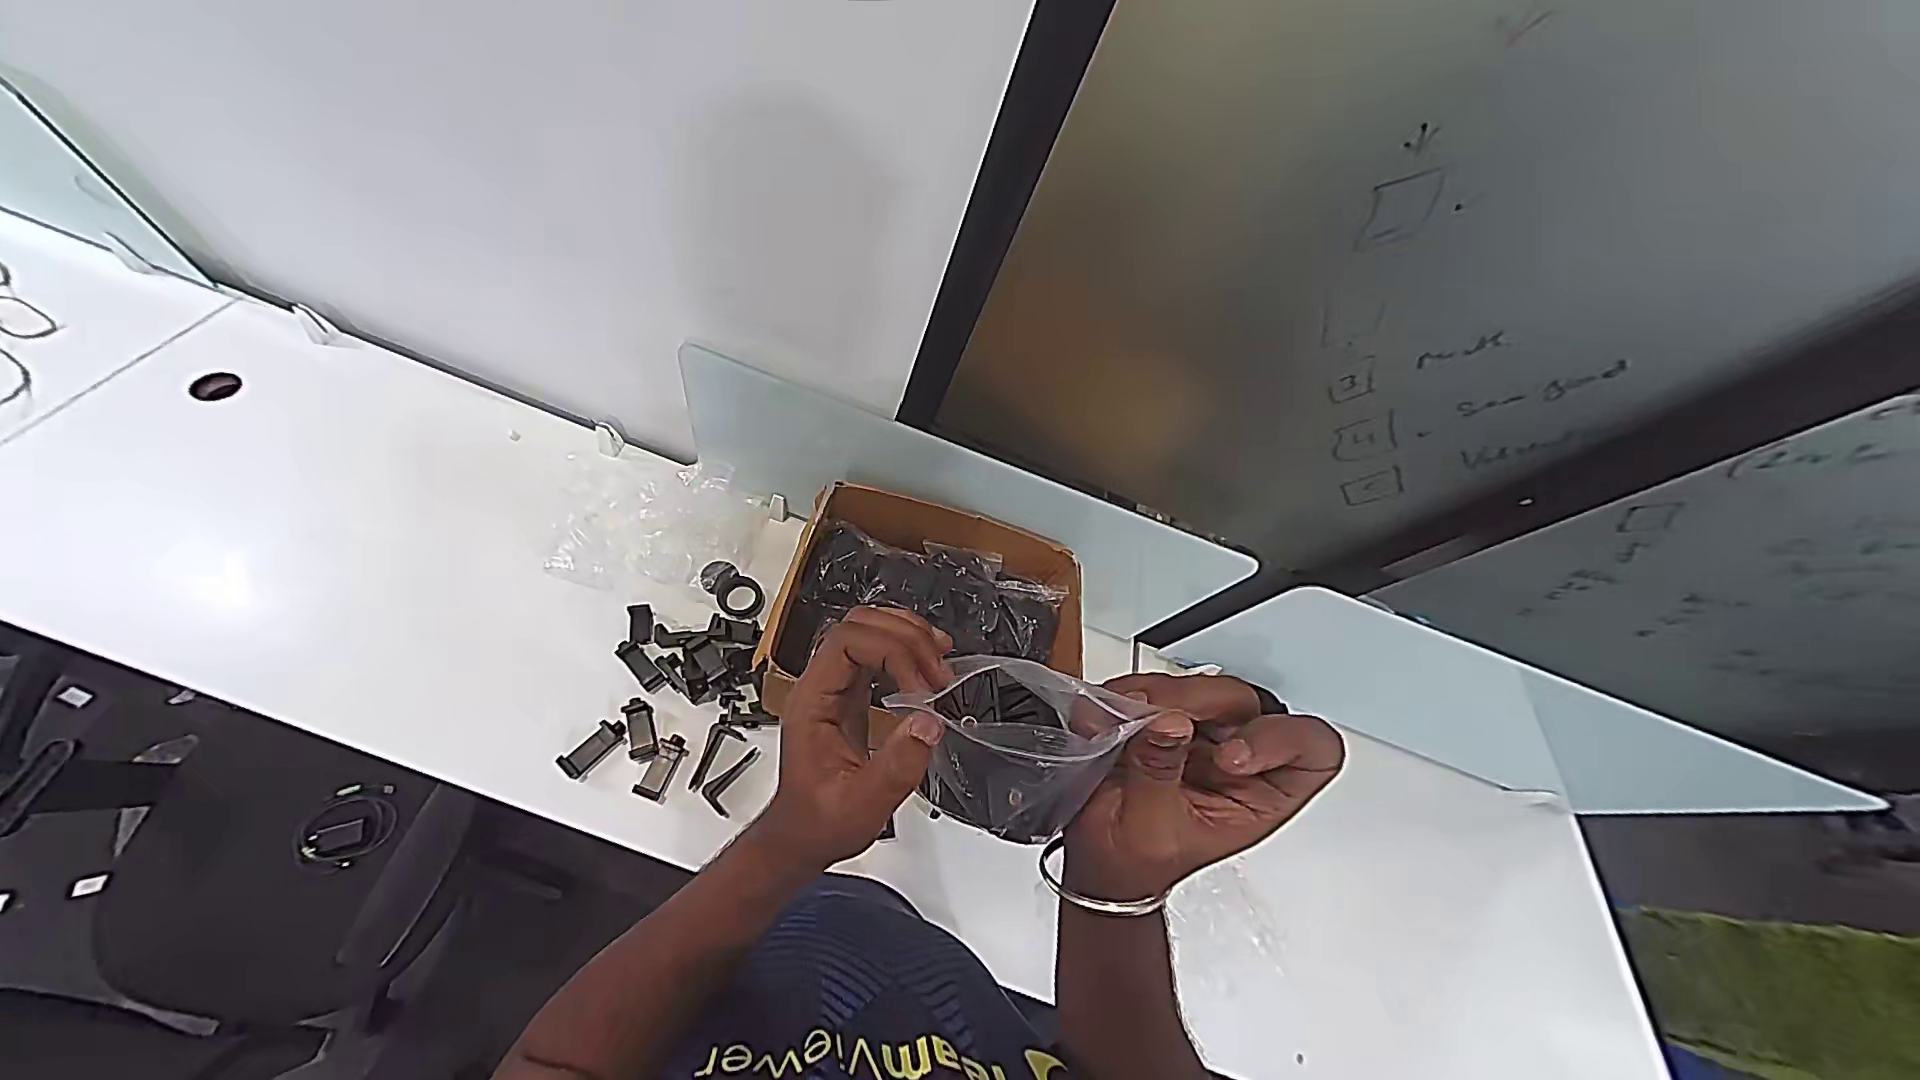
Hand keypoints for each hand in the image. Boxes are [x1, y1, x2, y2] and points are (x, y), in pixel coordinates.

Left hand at [745, 606, 951, 871]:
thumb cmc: (820, 821)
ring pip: (870, 627)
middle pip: (860, 624)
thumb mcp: (861, 806)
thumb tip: (928, 722)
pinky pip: (880, 647)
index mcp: (812, 702)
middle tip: (937, 671)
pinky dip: (909, 646)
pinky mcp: (854, 690)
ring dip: (910, 636)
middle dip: (907, 638)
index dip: (891, 652)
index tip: (920, 686)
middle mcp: (821, 684)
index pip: (847, 642)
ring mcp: (837, 684)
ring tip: (939, 660)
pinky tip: (930, 659)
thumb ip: (895, 767)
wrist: (805, 833)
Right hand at [1064, 673, 1344, 899]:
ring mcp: (1200, 730)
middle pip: (1245, 703)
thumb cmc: (1134, 859)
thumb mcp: (1150, 828)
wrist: (1095, 851)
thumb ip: (1159, 773)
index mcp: (1258, 795)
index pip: (1310, 751)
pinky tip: (1114, 710)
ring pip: (1201, 685)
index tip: (1228, 756)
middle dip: (1198, 703)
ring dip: (1160, 694)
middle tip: (1158, 716)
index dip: (1279, 741)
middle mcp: (1236, 755)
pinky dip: (1133, 690)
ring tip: (1127, 714)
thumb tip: (1169, 723)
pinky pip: (1158, 684)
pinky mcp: (1164, 712)